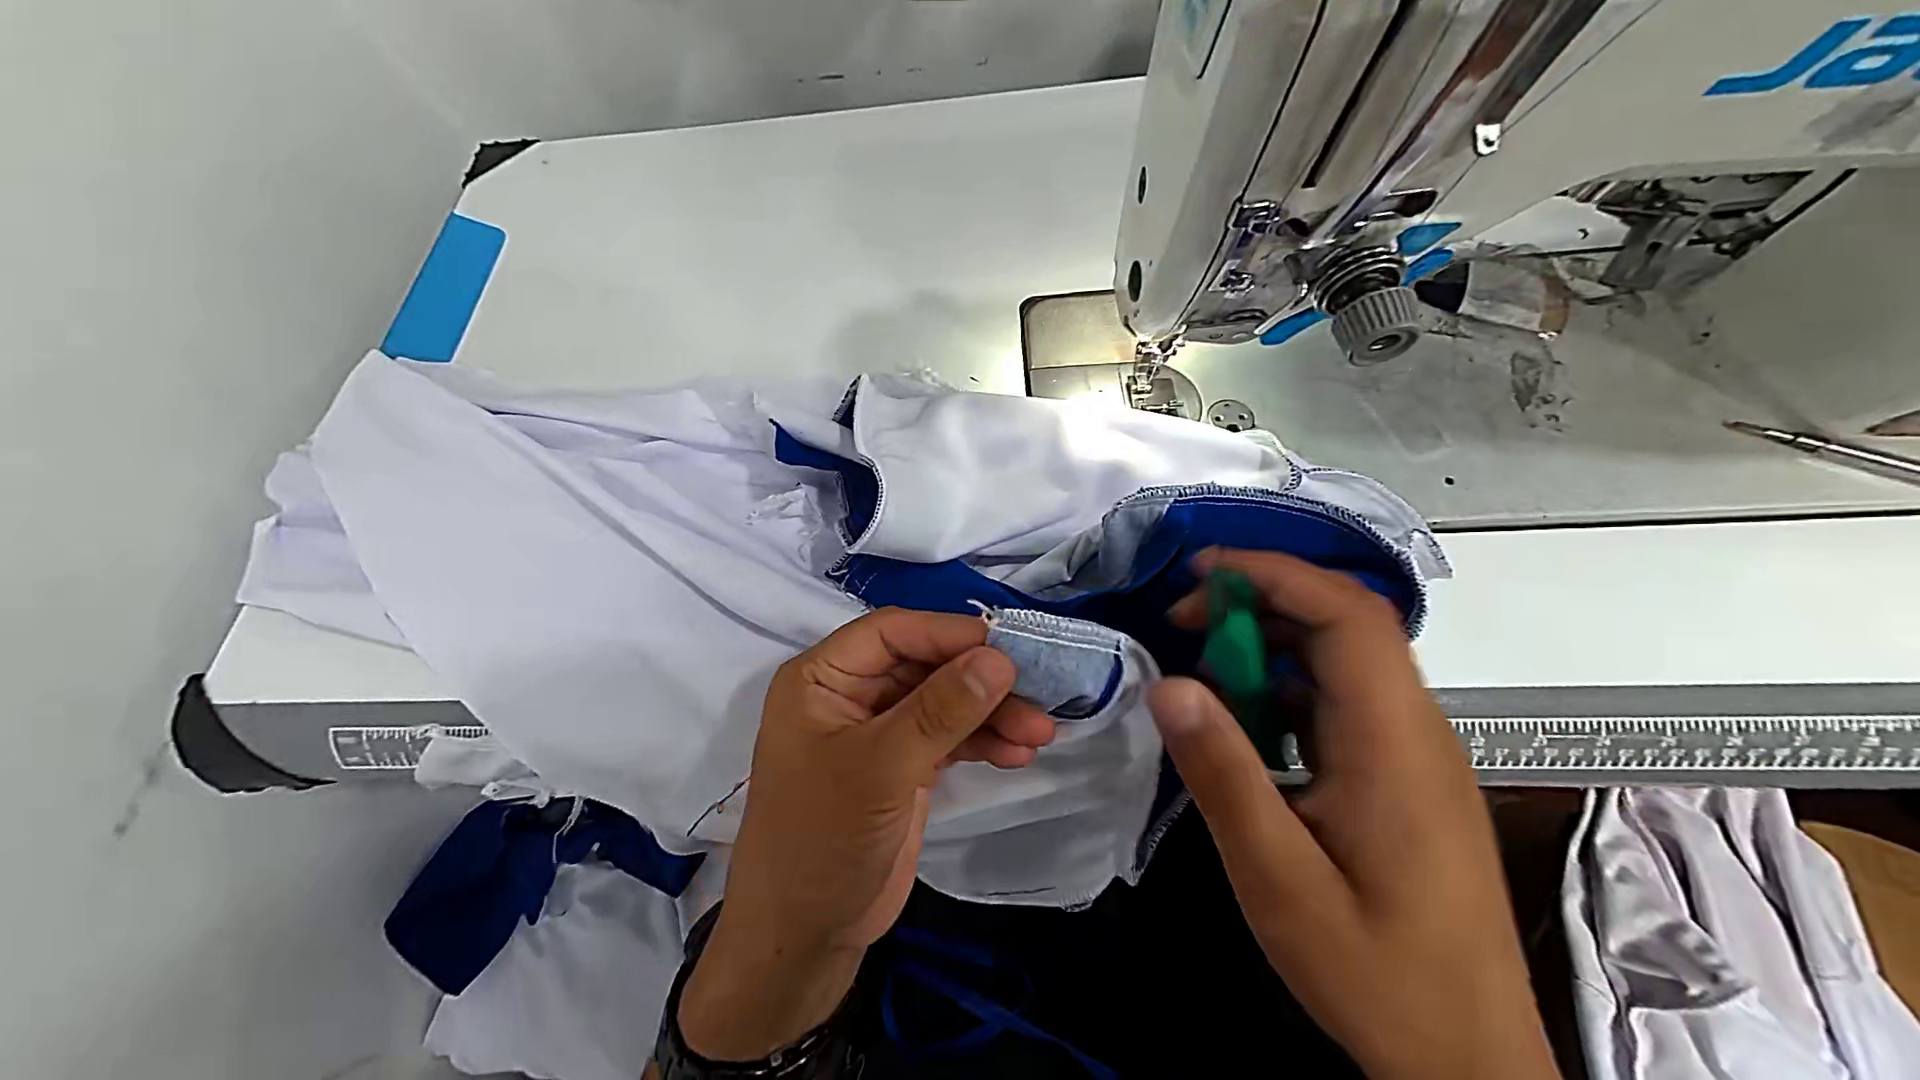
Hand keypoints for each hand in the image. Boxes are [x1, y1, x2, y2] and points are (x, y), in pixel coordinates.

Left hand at [678, 608, 1055, 1060]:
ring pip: (945, 700)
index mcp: (824, 677)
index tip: (1009, 647)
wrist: (804, 937)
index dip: (950, 633)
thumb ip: (940, 710)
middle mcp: (852, 693)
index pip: (894, 633)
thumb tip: (999, 659)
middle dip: (981, 681)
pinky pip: (950, 736)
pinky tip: (1018, 753)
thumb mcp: (881, 768)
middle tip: (1038, 697)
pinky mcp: (904, 764)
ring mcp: (881, 730)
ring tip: (1040, 734)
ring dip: (992, 713)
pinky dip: (984, 741)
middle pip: (927, 665)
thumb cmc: (823, 840)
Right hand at [1152, 549, 1558, 1079]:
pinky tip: (1240, 720)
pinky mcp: (1400, 774)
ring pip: (1340, 660)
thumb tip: (1168, 685)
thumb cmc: (1377, 974)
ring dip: (1268, 644)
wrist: (1467, 1060)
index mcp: (1393, 742)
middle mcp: (1413, 729)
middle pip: (1344, 625)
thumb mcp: (1278, 878)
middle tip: (1183, 620)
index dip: (1275, 574)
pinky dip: (1281, 687)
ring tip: (1199, 665)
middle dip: (1259, 601)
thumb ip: (1223, 775)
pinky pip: (1338, 701)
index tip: (1202, 571)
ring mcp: (1411, 751)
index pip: (1347, 616)